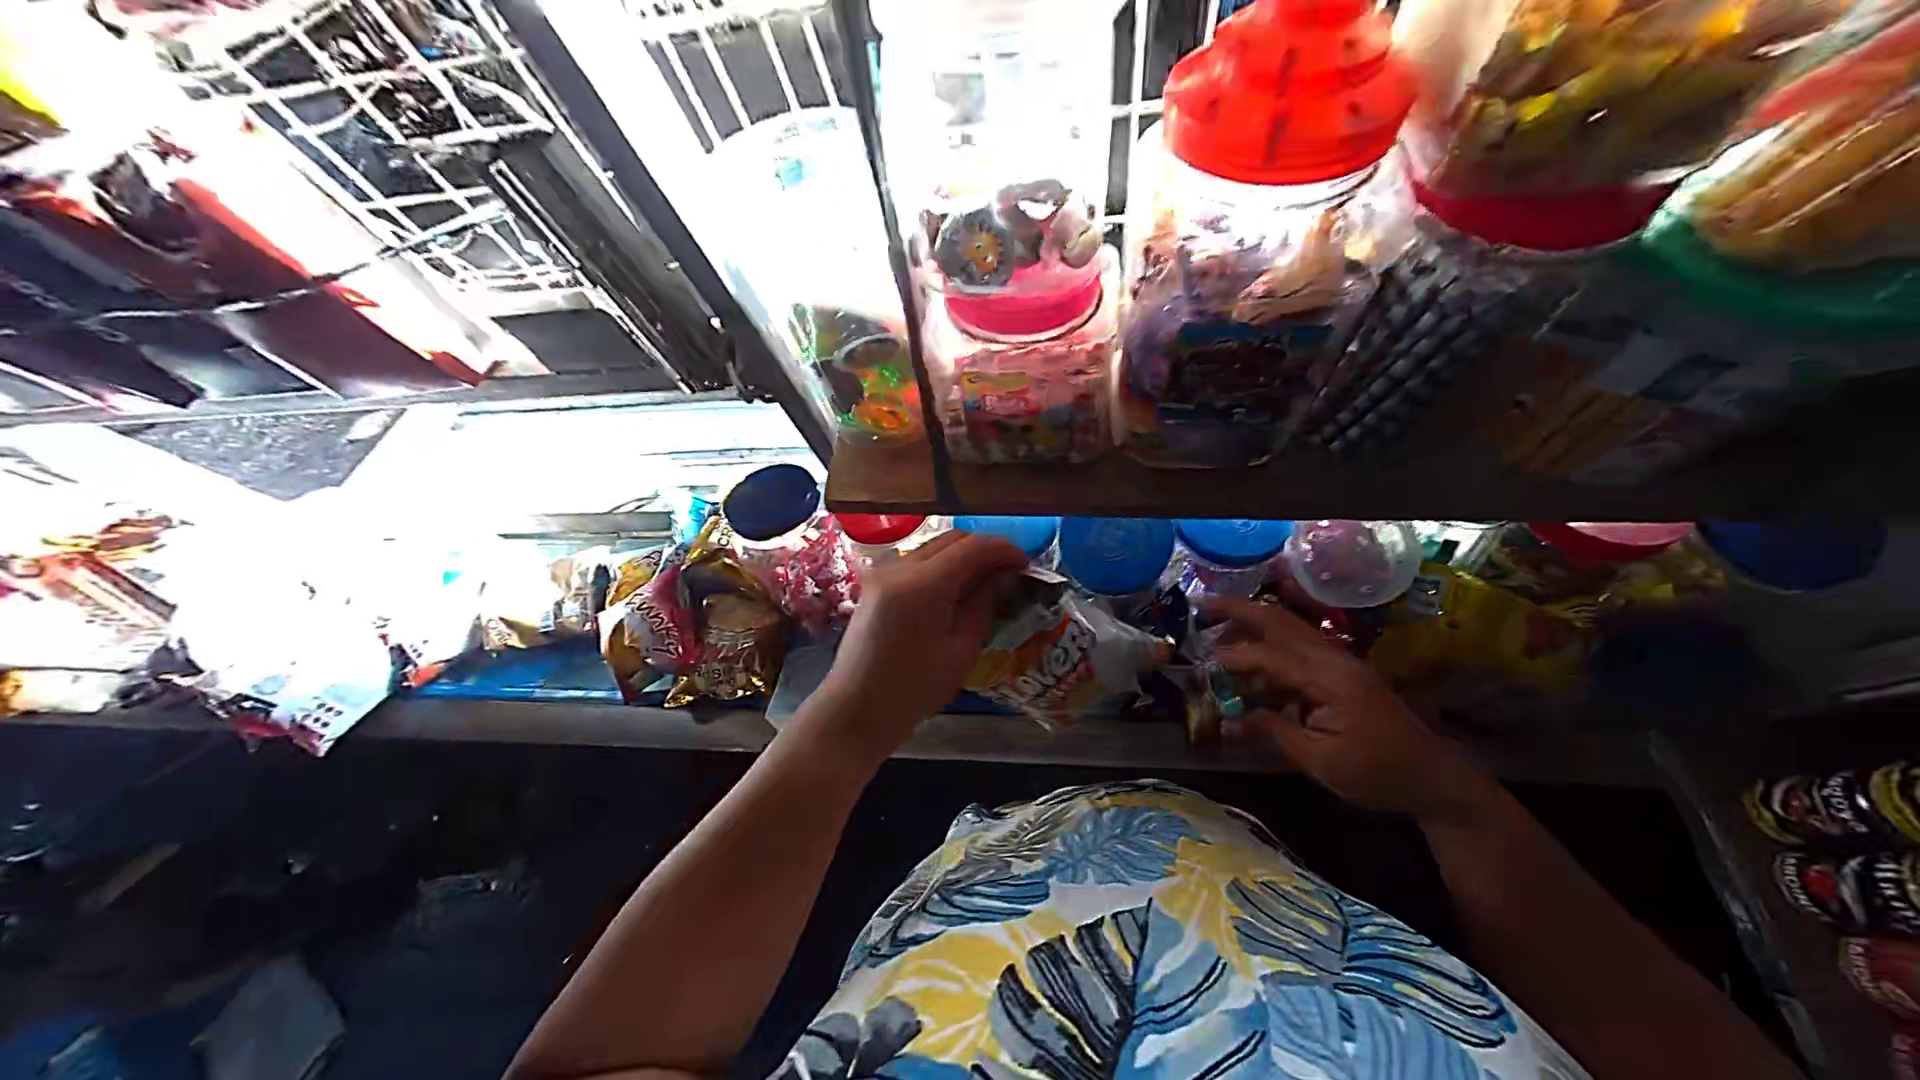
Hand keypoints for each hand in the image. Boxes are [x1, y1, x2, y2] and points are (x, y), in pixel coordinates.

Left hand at [802, 530, 1027, 761]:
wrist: (857, 708)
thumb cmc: (915, 689)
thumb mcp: (962, 649)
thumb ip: (984, 603)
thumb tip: (1002, 576)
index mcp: (924, 585)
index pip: (972, 547)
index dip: (1004, 549)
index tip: (1025, 563)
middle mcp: (900, 568)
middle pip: (951, 539)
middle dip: (984, 549)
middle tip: (1009, 571)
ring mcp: (883, 573)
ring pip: (933, 548)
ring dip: (962, 556)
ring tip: (986, 581)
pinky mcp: (875, 584)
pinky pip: (915, 562)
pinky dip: (940, 567)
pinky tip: (955, 589)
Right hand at [1204, 596, 1498, 823]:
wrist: (1435, 778)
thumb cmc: (1377, 774)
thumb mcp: (1319, 761)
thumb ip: (1271, 732)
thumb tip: (1226, 722)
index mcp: (1331, 680)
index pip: (1270, 655)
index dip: (1233, 657)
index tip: (1202, 664)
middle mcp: (1335, 659)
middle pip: (1280, 621)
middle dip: (1238, 610)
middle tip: (1201, 607)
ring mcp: (1341, 662)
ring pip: (1289, 627)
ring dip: (1251, 622)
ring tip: (1216, 625)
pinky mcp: (1342, 671)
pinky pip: (1299, 645)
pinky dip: (1269, 642)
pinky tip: (1250, 657)